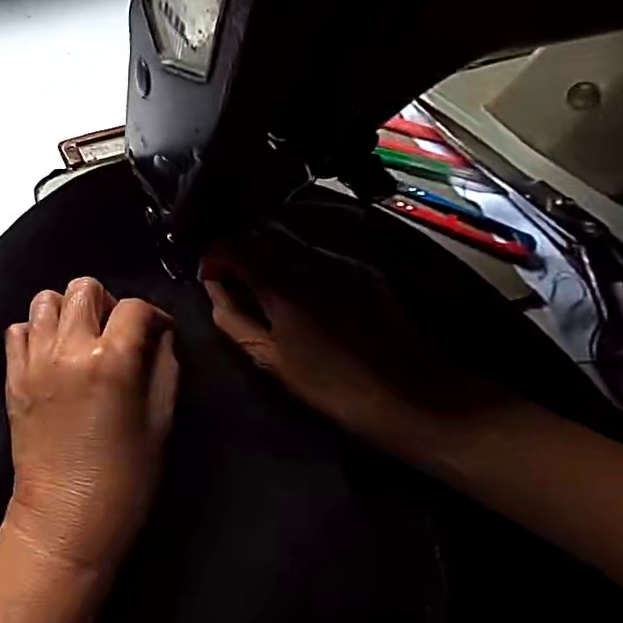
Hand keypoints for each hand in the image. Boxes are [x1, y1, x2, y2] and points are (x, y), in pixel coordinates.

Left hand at [3, 277, 180, 573]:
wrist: (65, 522)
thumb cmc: (124, 477)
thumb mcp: (162, 419)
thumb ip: (164, 365)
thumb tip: (159, 334)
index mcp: (112, 359)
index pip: (135, 307)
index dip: (154, 316)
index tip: (159, 332)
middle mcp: (69, 349)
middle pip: (85, 288)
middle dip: (108, 303)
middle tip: (117, 334)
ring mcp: (34, 362)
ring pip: (46, 300)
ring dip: (69, 312)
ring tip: (82, 340)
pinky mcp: (12, 378)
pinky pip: (17, 330)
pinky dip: (36, 332)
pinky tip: (53, 356)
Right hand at [200, 226, 497, 461]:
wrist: (413, 394)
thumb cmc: (335, 387)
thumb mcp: (273, 361)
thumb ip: (235, 318)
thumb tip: (214, 287)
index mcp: (283, 282)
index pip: (235, 241)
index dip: (214, 252)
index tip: (210, 275)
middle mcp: (310, 257)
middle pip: (262, 228)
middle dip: (239, 245)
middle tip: (231, 274)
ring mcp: (339, 258)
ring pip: (290, 234)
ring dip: (266, 248)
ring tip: (262, 281)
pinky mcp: (360, 267)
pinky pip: (315, 247)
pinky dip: (294, 256)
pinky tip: (298, 286)